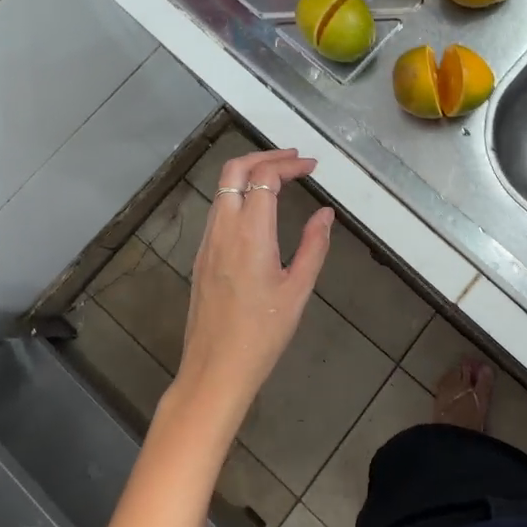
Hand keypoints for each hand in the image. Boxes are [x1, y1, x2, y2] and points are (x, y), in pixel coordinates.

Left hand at [176, 149, 333, 414]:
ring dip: (249, 173)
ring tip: (279, 178)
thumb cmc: (263, 333)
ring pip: (222, 188)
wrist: (215, 369)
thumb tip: (325, 213)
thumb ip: (314, 245)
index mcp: (250, 233)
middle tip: (294, 160)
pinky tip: (259, 209)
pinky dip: (238, 194)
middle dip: (265, 156)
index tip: (312, 166)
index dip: (289, 164)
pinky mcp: (201, 256)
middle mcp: (223, 229)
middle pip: (234, 169)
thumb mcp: (298, 290)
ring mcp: (207, 241)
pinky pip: (218, 209)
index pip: (264, 177)